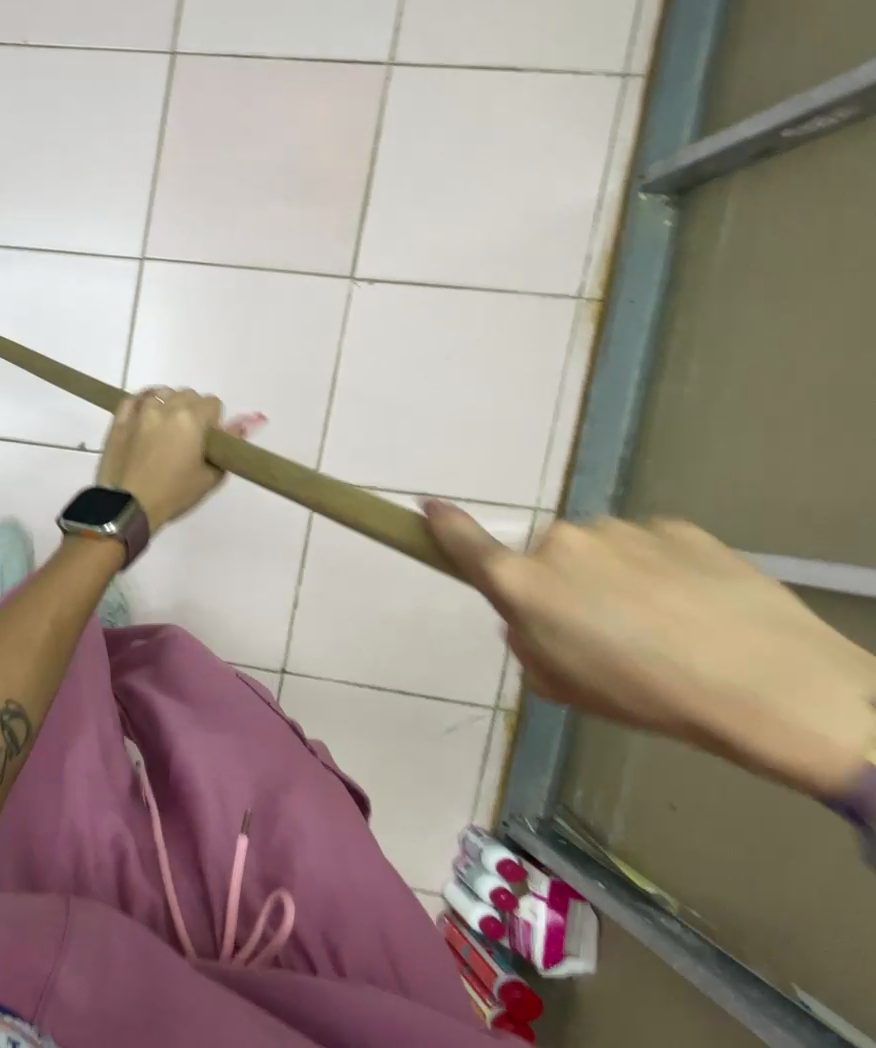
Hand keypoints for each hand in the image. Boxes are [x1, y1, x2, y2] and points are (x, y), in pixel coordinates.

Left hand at [95, 388, 261, 532]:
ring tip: (165, 429)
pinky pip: (133, 399)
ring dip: (168, 405)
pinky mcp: (119, 421)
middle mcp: (165, 408)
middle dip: (192, 412)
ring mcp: (139, 412)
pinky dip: (142, 402)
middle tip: (186, 438)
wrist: (127, 507)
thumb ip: (229, 445)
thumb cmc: (173, 495)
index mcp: (191, 419)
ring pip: (161, 394)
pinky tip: (145, 416)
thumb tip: (248, 423)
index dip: (213, 421)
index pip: (213, 403)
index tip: (207, 441)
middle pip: (187, 395)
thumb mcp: (210, 476)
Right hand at [425, 501, 875, 797]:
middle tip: (598, 629)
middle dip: (559, 583)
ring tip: (661, 623)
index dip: (443, 525)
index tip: (429, 506)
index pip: (465, 544)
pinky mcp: (679, 528)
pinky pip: (648, 546)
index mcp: (522, 584)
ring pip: (599, 551)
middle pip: (545, 557)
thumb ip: (527, 638)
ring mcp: (623, 531)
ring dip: (612, 576)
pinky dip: (658, 570)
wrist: (771, 684)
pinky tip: (693, 607)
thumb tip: (535, 615)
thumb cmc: (642, 694)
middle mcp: (561, 545)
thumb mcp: (557, 682)